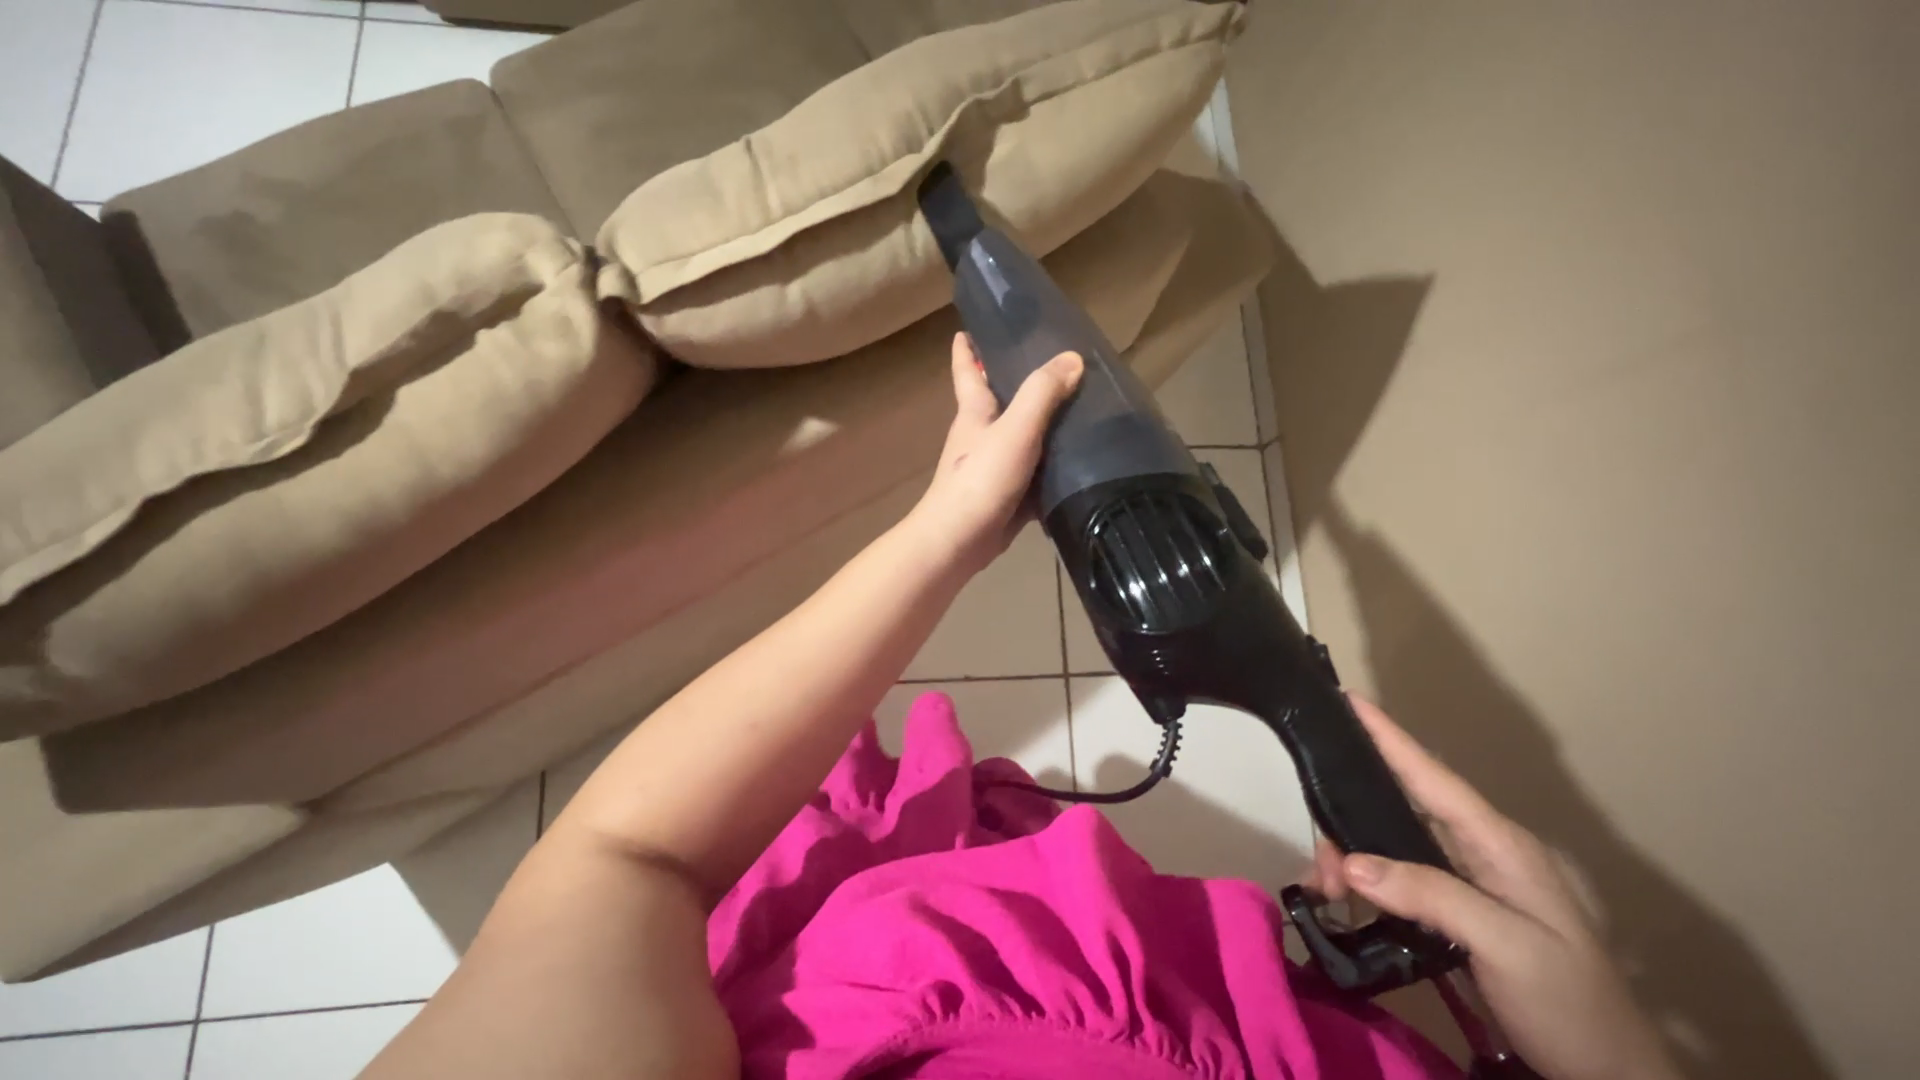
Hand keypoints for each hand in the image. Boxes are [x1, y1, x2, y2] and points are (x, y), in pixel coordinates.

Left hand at [905, 333, 1082, 572]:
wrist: (960, 541)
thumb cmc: (980, 479)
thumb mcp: (1015, 429)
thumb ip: (1042, 394)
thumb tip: (1072, 358)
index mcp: (974, 413)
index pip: (968, 371)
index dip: (967, 349)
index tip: (970, 327)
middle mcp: (980, 435)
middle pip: (999, 401)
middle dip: (1016, 382)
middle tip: (1052, 363)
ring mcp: (993, 468)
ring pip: (1021, 437)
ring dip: (1042, 424)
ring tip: (1078, 407)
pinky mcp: (1008, 496)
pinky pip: (1034, 473)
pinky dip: (1052, 465)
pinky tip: (1079, 461)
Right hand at [1306, 696, 1682, 1079]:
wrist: (1607, 1073)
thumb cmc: (1568, 1001)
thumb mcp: (1506, 945)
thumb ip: (1432, 896)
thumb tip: (1351, 863)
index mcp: (1499, 844)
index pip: (1433, 777)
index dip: (1390, 738)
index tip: (1348, 700)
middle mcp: (1479, 851)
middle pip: (1398, 809)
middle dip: (1347, 821)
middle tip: (1317, 867)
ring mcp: (1467, 881)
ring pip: (1388, 843)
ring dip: (1349, 859)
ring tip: (1325, 893)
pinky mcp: (1453, 911)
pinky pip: (1393, 877)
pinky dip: (1362, 883)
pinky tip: (1341, 901)